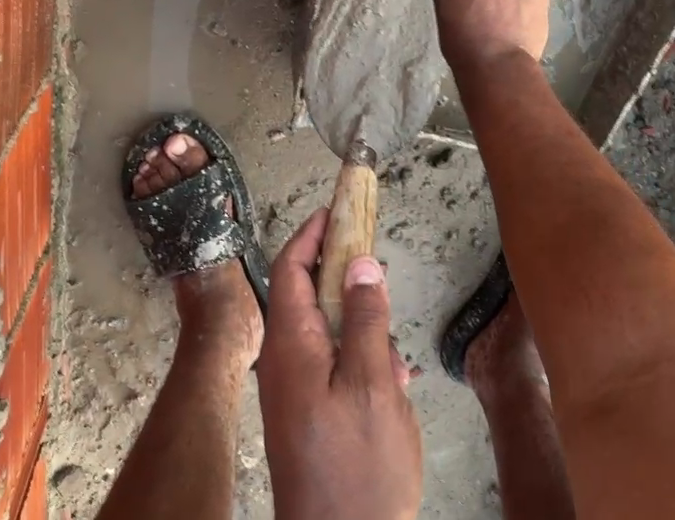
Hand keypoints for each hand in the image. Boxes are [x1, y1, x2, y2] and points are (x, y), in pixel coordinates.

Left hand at [257, 208, 422, 519]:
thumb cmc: (357, 466)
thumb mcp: (371, 385)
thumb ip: (365, 319)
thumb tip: (360, 262)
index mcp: (291, 344)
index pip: (290, 268)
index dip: (311, 233)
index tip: (336, 208)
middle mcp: (284, 360)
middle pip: (304, 293)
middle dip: (338, 269)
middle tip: (373, 254)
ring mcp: (293, 388)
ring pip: (322, 329)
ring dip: (354, 316)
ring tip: (388, 322)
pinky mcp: (308, 412)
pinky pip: (330, 363)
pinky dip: (357, 354)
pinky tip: (391, 374)